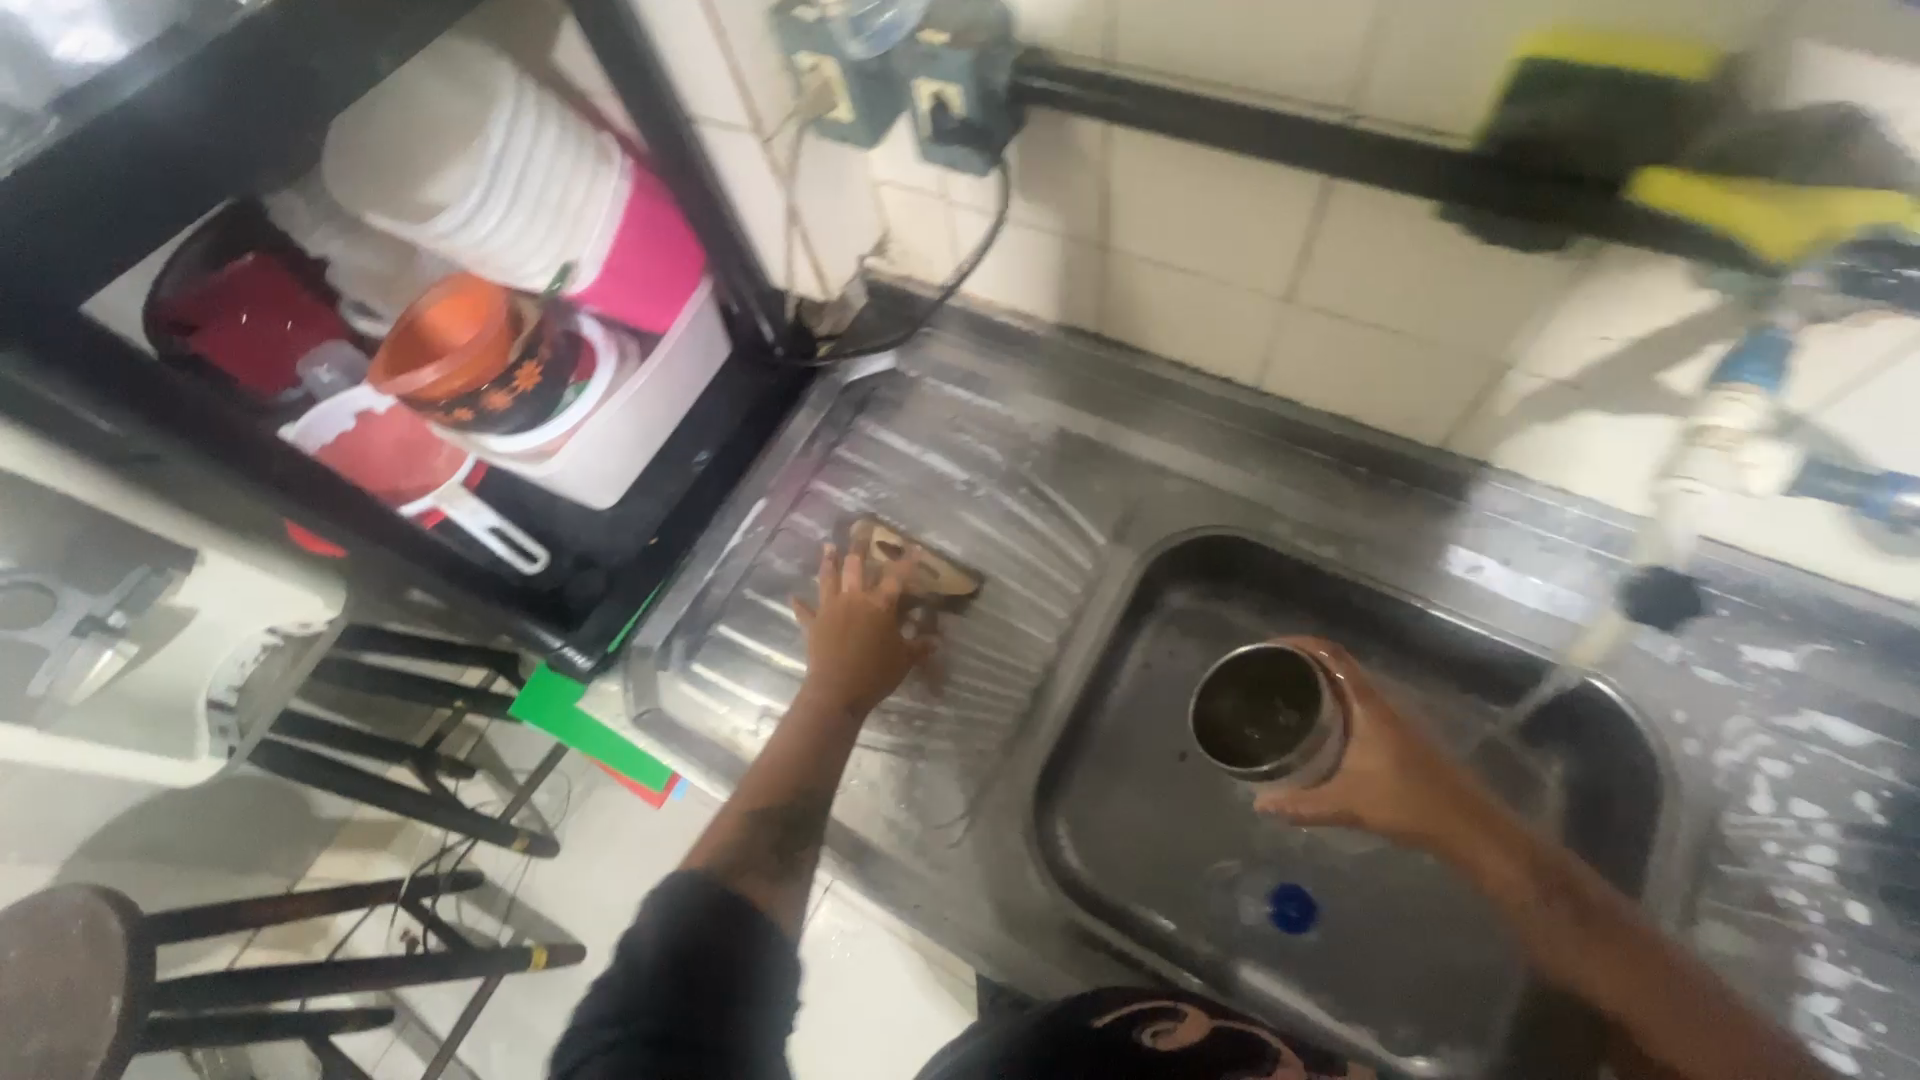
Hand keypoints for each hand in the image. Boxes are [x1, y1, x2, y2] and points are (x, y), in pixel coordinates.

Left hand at [790, 543, 938, 715]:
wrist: (837, 690)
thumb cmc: (876, 673)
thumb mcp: (904, 660)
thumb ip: (919, 646)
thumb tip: (937, 641)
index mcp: (880, 604)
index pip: (897, 576)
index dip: (906, 561)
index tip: (913, 546)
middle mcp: (854, 599)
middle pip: (856, 566)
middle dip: (859, 547)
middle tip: (860, 530)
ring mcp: (830, 609)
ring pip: (828, 578)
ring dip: (828, 561)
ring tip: (828, 546)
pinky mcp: (813, 624)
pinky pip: (804, 611)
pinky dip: (799, 604)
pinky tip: (793, 596)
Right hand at [1252, 637, 1504, 853]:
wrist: (1468, 827)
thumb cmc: (1410, 804)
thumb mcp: (1347, 805)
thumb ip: (1300, 804)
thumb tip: (1260, 805)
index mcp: (1368, 707)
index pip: (1333, 656)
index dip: (1302, 643)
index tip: (1270, 647)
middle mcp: (1380, 705)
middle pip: (1338, 666)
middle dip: (1302, 662)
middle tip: (1266, 673)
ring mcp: (1391, 721)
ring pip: (1348, 687)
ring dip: (1317, 683)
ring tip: (1282, 694)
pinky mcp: (1396, 738)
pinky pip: (1355, 706)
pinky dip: (1330, 704)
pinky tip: (1314, 727)